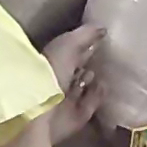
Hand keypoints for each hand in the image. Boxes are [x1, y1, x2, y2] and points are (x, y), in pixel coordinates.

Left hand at [38, 24, 105, 143]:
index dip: (82, 44)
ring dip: (92, 78)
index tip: (98, 37)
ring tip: (99, 71)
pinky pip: (92, 103)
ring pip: (84, 86)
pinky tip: (102, 85)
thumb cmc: (51, 73)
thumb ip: (85, 35)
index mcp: (50, 64)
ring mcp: (67, 101)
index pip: (69, 52)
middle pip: (76, 70)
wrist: (43, 112)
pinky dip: (97, 94)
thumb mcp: (67, 45)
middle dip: (87, 61)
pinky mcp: (78, 117)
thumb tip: (103, 28)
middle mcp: (58, 83)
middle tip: (102, 53)